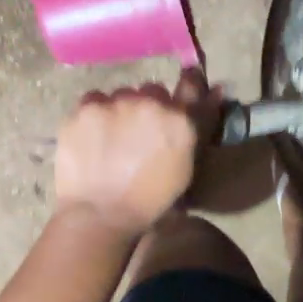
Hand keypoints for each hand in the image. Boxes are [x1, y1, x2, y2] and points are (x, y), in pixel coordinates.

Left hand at [54, 69, 216, 234]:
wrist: (101, 214)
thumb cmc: (148, 201)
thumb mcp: (183, 168)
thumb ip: (193, 129)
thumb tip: (215, 91)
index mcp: (181, 121)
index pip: (189, 87)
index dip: (178, 98)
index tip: (166, 112)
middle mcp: (152, 103)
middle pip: (151, 91)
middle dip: (146, 107)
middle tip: (136, 134)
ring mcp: (117, 103)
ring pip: (121, 94)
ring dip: (119, 109)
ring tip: (110, 138)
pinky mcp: (87, 107)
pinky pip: (93, 99)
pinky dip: (94, 113)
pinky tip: (91, 135)